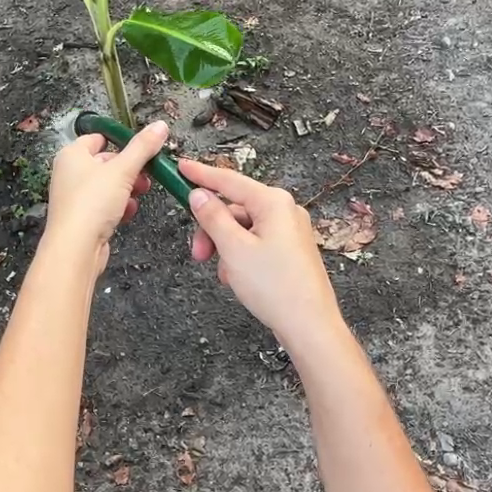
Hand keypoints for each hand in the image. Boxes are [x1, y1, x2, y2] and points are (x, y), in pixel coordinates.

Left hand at [43, 120, 168, 274]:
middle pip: (106, 163)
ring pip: (108, 186)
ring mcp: (76, 197)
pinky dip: (119, 207)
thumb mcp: (123, 170)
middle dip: (129, 170)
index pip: (98, 137)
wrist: (76, 248)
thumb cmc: (90, 204)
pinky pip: (105, 206)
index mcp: (72, 155)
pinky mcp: (84, 218)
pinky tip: (127, 212)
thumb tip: (159, 126)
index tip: (142, 148)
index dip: (121, 142)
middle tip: (146, 175)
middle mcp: (70, 173)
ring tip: (139, 194)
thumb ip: (143, 147)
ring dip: (127, 189)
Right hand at [179, 158, 341, 346]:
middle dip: (211, 230)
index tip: (183, 167)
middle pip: (234, 209)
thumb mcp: (233, 249)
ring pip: (242, 229)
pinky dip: (240, 257)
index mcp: (273, 203)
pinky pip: (255, 244)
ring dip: (225, 248)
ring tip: (225, 274)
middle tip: (198, 252)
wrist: (308, 325)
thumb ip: (213, 218)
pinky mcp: (289, 251)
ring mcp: (289, 232)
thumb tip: (199, 196)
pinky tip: (238, 278)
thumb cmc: (278, 288)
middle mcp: (285, 212)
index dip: (201, 175)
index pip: (229, 181)